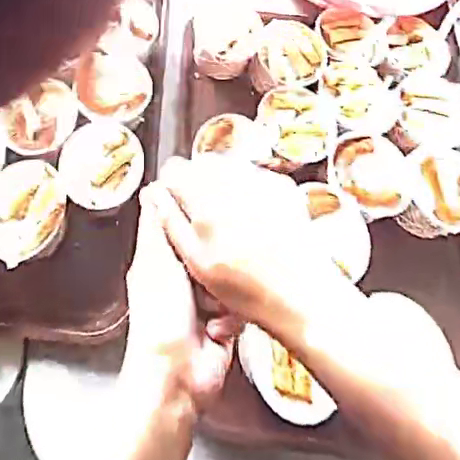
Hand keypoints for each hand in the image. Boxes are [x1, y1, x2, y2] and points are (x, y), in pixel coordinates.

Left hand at [122, 183, 238, 411]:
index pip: (179, 222)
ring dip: (224, 291)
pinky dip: (232, 315)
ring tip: (210, 306)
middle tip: (215, 262)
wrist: (178, 375)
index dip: (194, 214)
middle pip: (210, 246)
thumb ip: (158, 223)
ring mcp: (204, 298)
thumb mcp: (155, 258)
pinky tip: (218, 326)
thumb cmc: (158, 317)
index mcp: (160, 256)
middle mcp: (181, 275)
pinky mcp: (224, 320)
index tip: (211, 207)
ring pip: (229, 273)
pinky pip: (240, 303)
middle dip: (217, 255)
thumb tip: (152, 188)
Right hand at [146, 157, 353, 333]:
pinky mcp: (282, 185)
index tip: (175, 203)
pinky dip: (248, 189)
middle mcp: (231, 180)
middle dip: (197, 184)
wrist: (305, 296)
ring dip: (222, 183)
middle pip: (201, 163)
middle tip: (203, 217)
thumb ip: (171, 222)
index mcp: (204, 197)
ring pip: (227, 166)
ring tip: (229, 219)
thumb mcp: (197, 263)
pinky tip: (254, 219)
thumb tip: (155, 195)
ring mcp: (260, 179)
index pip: (173, 169)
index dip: (171, 187)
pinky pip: (254, 175)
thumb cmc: (249, 288)